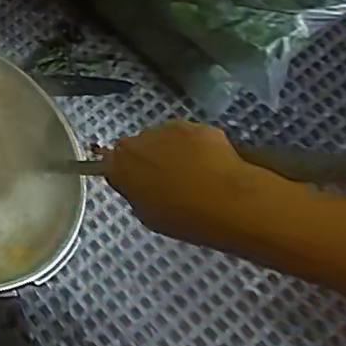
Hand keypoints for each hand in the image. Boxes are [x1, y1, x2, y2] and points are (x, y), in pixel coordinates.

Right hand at [102, 121, 291, 249]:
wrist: (235, 204)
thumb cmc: (189, 219)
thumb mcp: (150, 217)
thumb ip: (137, 196)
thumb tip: (143, 190)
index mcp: (115, 167)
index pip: (110, 163)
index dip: (127, 171)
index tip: (142, 182)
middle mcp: (131, 144)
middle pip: (135, 147)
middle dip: (149, 158)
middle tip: (174, 178)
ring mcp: (162, 132)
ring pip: (163, 138)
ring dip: (174, 150)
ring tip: (200, 171)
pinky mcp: (194, 127)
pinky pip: (192, 134)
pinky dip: (202, 144)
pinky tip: (218, 162)